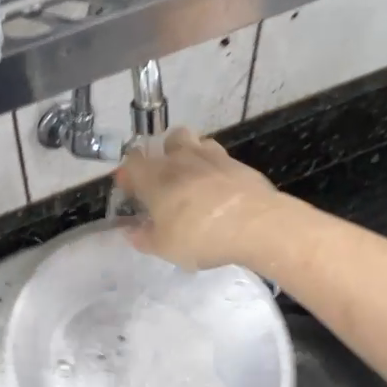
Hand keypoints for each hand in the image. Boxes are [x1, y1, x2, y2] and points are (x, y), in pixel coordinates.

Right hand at [114, 128, 282, 269]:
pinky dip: (216, 170)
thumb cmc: (200, 236)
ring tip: (194, 180)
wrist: (256, 225)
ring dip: (192, 155)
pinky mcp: (239, 165)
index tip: (131, 190)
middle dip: (164, 153)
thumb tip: (130, 231)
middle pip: (169, 139)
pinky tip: (220, 190)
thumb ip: (144, 238)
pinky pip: (221, 159)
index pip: (132, 161)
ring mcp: (213, 158)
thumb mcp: (164, 248)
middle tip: (166, 179)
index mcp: (156, 176)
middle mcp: (182, 159)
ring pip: (197, 142)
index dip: (129, 174)